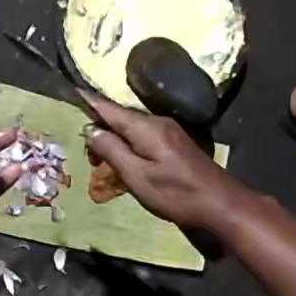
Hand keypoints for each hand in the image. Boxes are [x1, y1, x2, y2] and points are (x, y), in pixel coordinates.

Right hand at [80, 91, 245, 228]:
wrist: (223, 205)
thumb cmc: (175, 193)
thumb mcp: (136, 175)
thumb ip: (111, 150)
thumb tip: (90, 129)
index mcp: (145, 128)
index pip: (109, 108)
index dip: (89, 101)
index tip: (72, 90)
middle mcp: (156, 122)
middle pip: (119, 118)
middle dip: (98, 129)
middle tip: (88, 156)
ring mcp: (168, 131)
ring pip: (130, 128)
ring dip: (112, 140)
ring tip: (101, 163)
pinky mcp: (173, 142)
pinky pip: (141, 136)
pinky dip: (126, 145)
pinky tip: (123, 162)